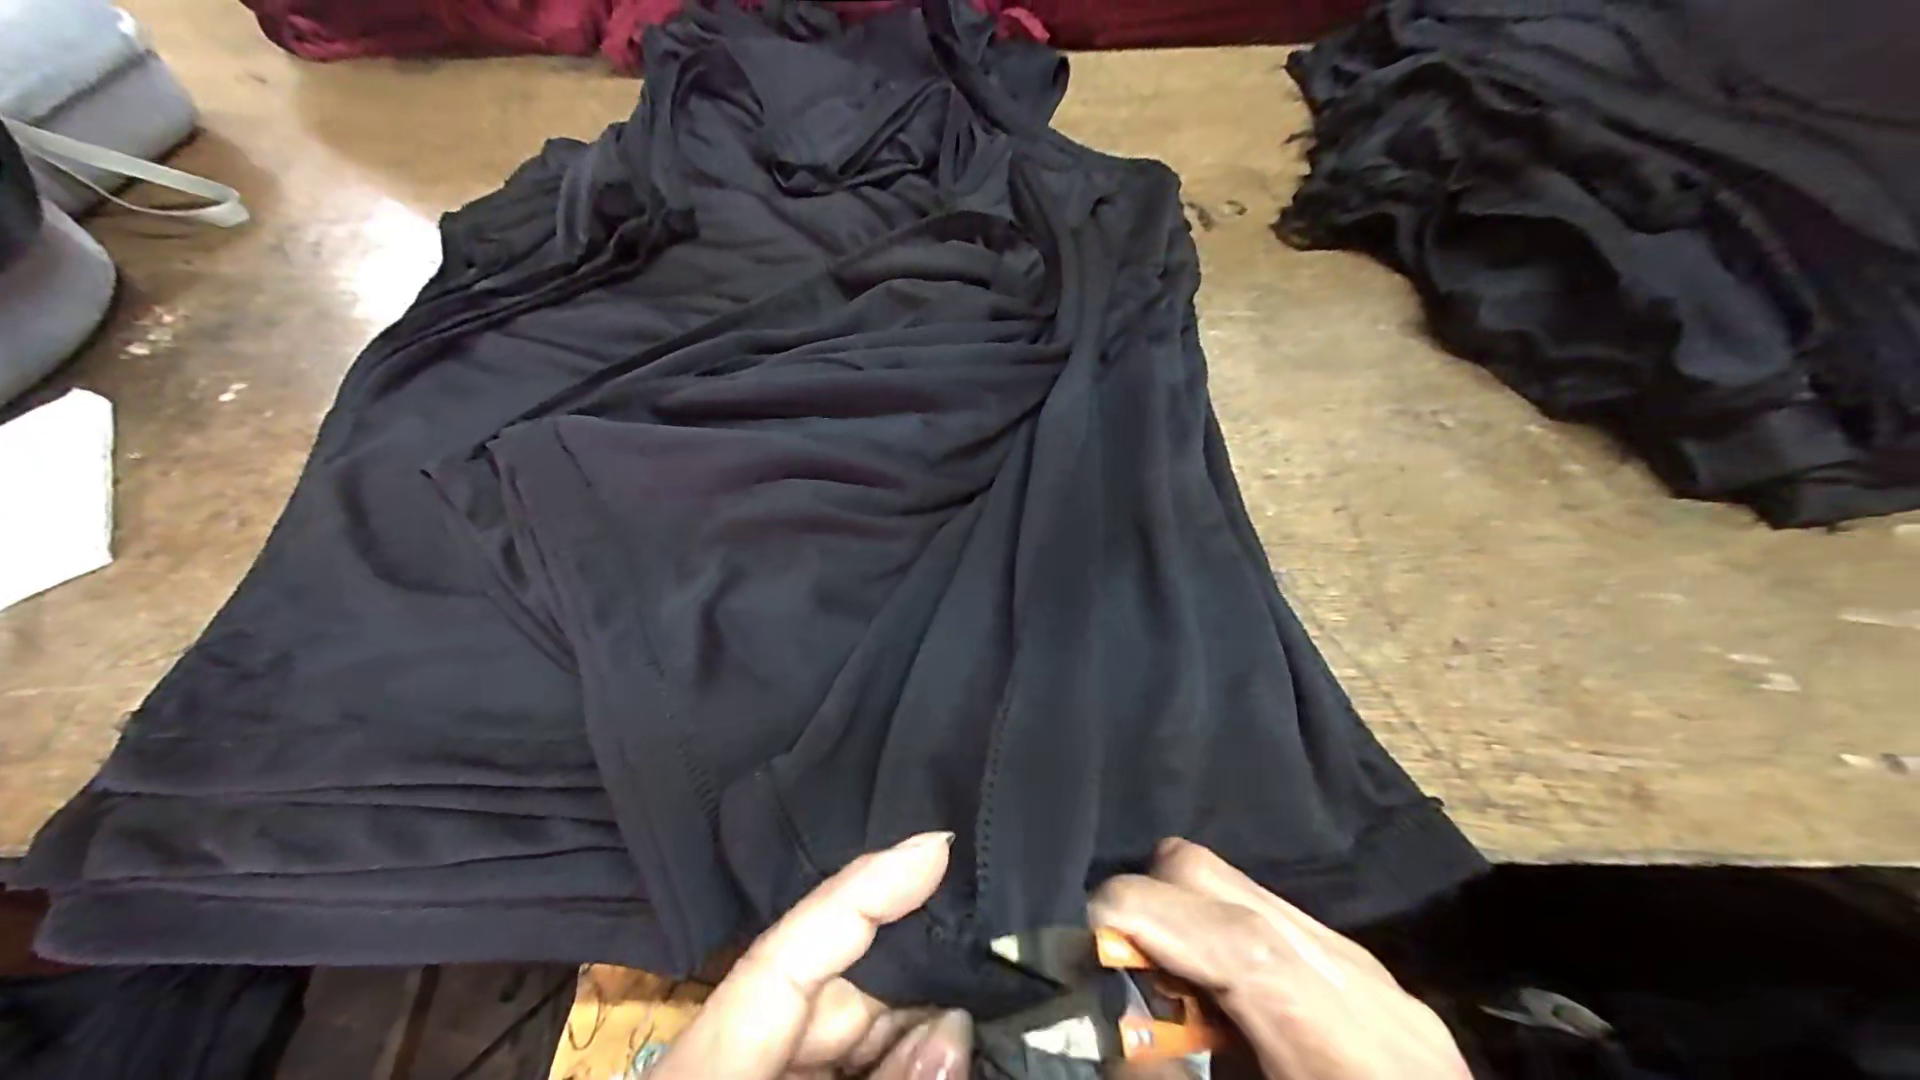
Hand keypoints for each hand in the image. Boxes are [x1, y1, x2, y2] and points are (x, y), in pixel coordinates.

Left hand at [652, 831, 972, 1079]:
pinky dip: (881, 1060)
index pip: (788, 951)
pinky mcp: (755, 1079)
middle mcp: (721, 1055)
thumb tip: (954, 1028)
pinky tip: (927, 1058)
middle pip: (823, 989)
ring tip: (968, 1023)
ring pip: (835, 1027)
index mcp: (709, 1063)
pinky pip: (828, 1061)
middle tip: (979, 981)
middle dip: (906, 981)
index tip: (937, 845)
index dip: (864, 888)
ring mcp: (739, 1069)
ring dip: (904, 1026)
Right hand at [1091, 839, 1469, 1079]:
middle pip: (1210, 875)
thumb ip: (1169, 1073)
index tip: (1074, 948)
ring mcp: (1361, 968)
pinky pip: (1260, 914)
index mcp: (1340, 1040)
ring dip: (1175, 918)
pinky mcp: (1360, 972)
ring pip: (1230, 883)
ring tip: (1170, 993)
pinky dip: (1214, 938)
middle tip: (1117, 975)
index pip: (1229, 936)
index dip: (1134, 920)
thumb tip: (1103, 1016)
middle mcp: (1354, 981)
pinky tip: (1223, 1005)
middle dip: (1141, 906)